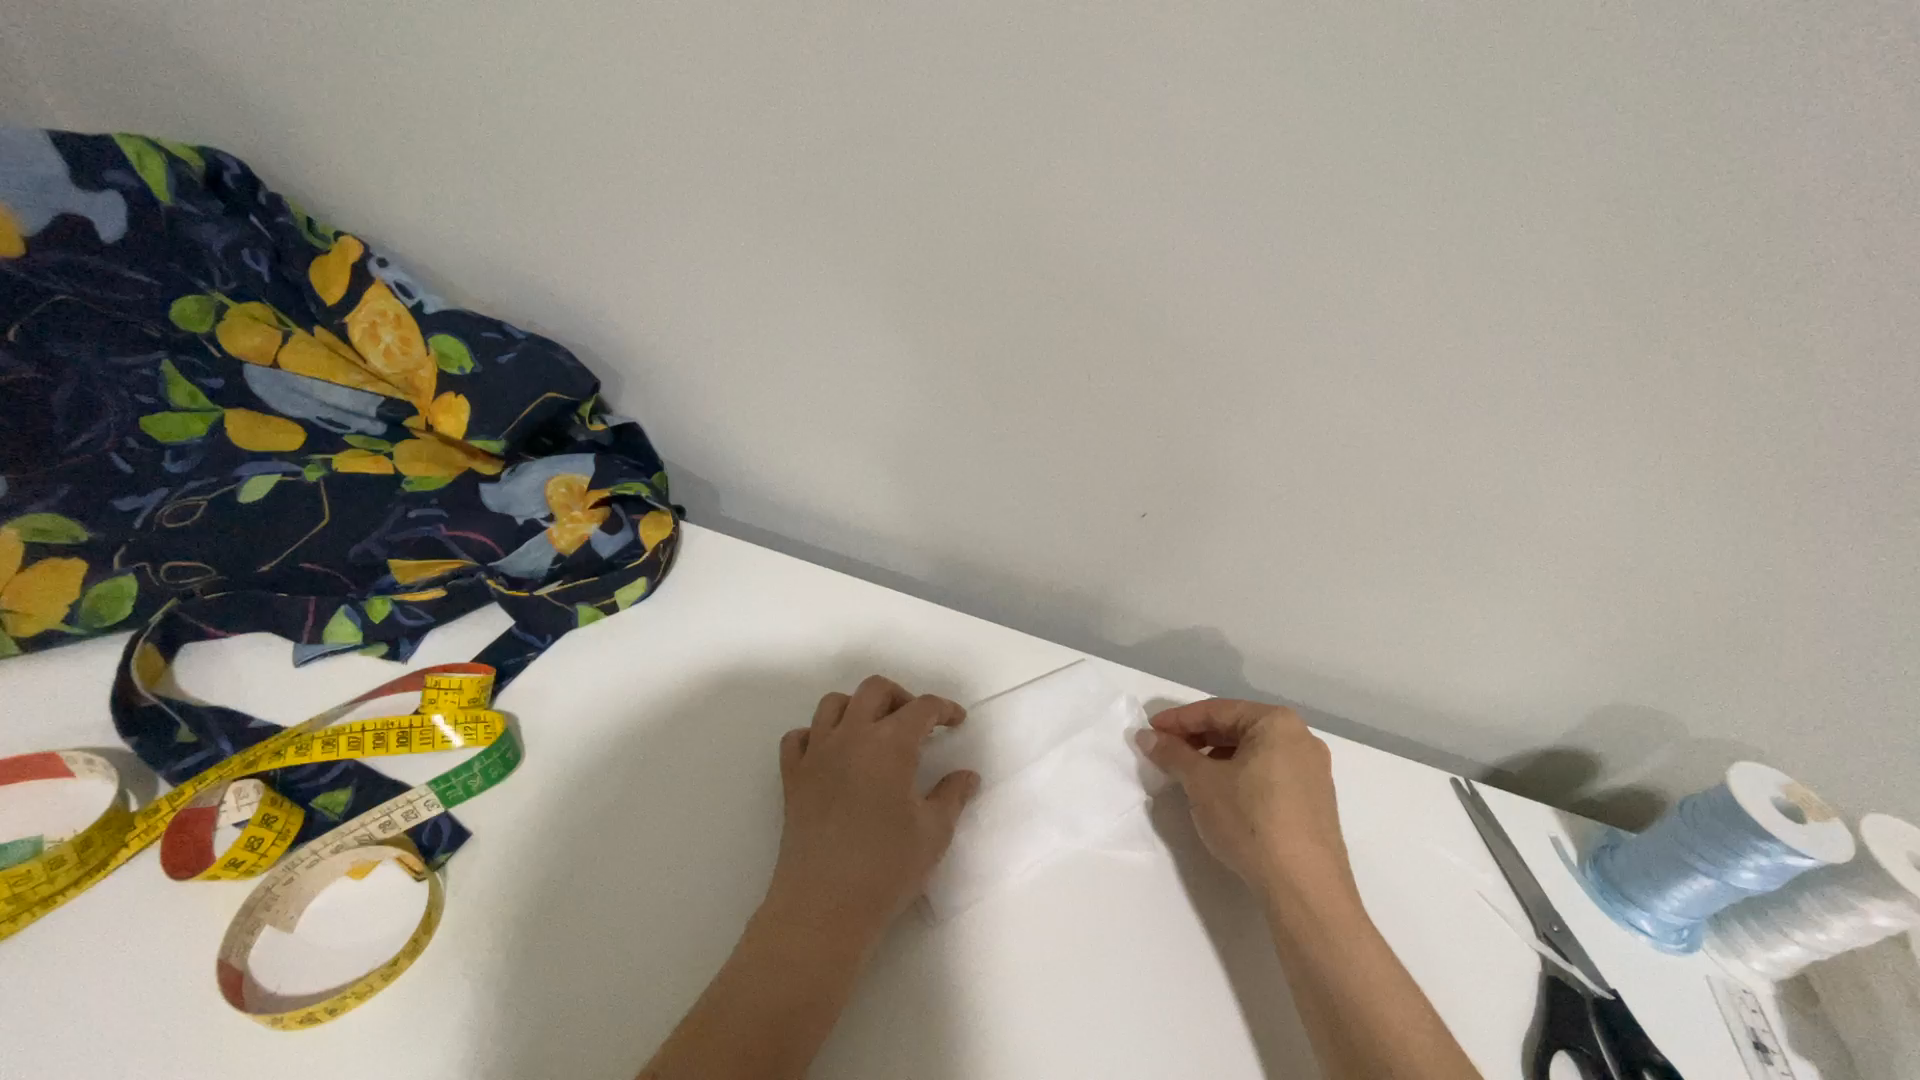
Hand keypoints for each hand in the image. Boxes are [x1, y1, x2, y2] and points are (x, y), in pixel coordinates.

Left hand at [762, 675, 981, 945]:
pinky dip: (816, 735)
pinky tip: (831, 755)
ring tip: (874, 733)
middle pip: (875, 690)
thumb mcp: (934, 833)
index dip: (944, 709)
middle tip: (918, 724)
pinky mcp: (792, 777)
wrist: (824, 905)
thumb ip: (952, 796)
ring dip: (857, 708)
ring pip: (833, 704)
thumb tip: (967, 775)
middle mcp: (850, 736)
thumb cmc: (886, 868)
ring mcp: (816, 754)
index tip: (957, 721)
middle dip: (902, 697)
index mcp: (890, 744)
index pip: (922, 708)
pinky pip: (798, 737)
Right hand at [1136, 699, 1354, 901]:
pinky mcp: (1315, 801)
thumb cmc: (1250, 820)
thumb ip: (1172, 754)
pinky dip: (1239, 776)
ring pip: (1253, 753)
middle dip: (1197, 739)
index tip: (1149, 731)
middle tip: (1165, 752)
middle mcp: (1301, 738)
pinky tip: (1220, 796)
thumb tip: (1147, 736)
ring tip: (1188, 776)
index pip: (1217, 711)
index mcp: (1277, 723)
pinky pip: (1268, 775)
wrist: (1303, 886)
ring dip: (1216, 759)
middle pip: (1237, 728)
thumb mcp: (1201, 783)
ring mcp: (1313, 771)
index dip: (1177, 720)